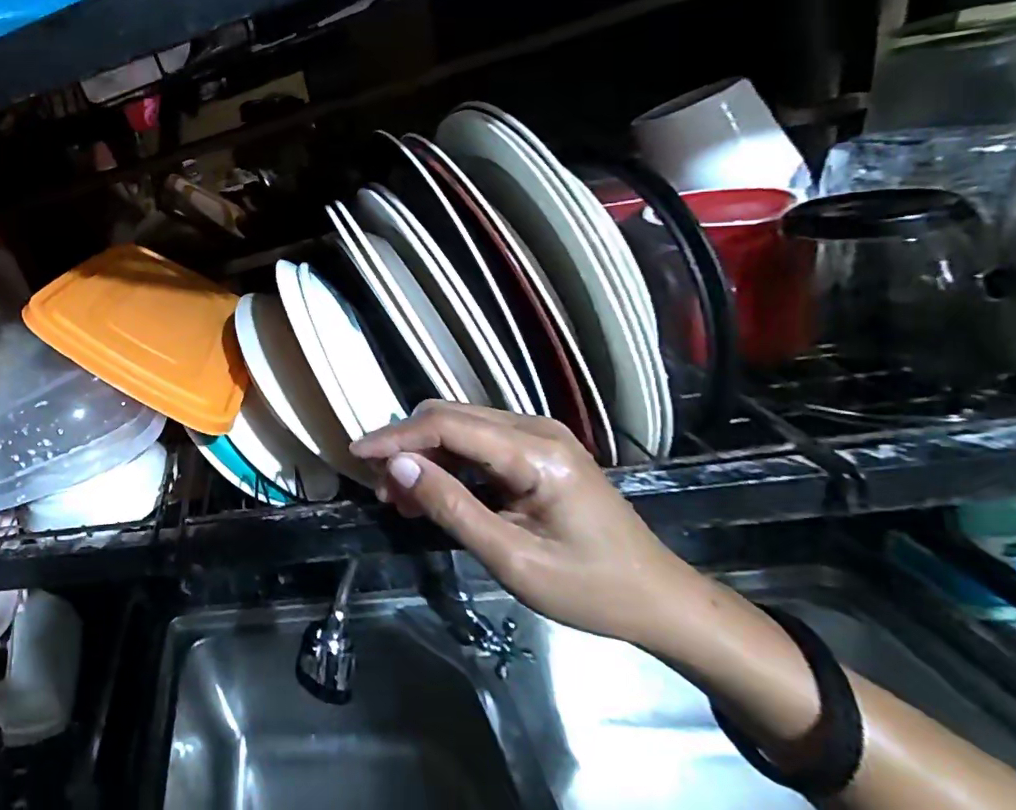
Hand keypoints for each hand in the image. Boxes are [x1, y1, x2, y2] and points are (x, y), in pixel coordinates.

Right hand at [350, 401, 707, 649]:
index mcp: (536, 453)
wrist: (659, 598)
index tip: (356, 453)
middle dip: (407, 446)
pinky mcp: (539, 450)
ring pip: (462, 427)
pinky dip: (449, 463)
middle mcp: (537, 429)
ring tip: (401, 498)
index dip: (397, 437)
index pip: (448, 426)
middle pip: (451, 417)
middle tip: (382, 489)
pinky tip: (433, 493)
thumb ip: (452, 508)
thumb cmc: (590, 588)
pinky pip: (480, 443)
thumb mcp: (513, 559)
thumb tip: (397, 466)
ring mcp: (541, 436)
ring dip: (425, 456)